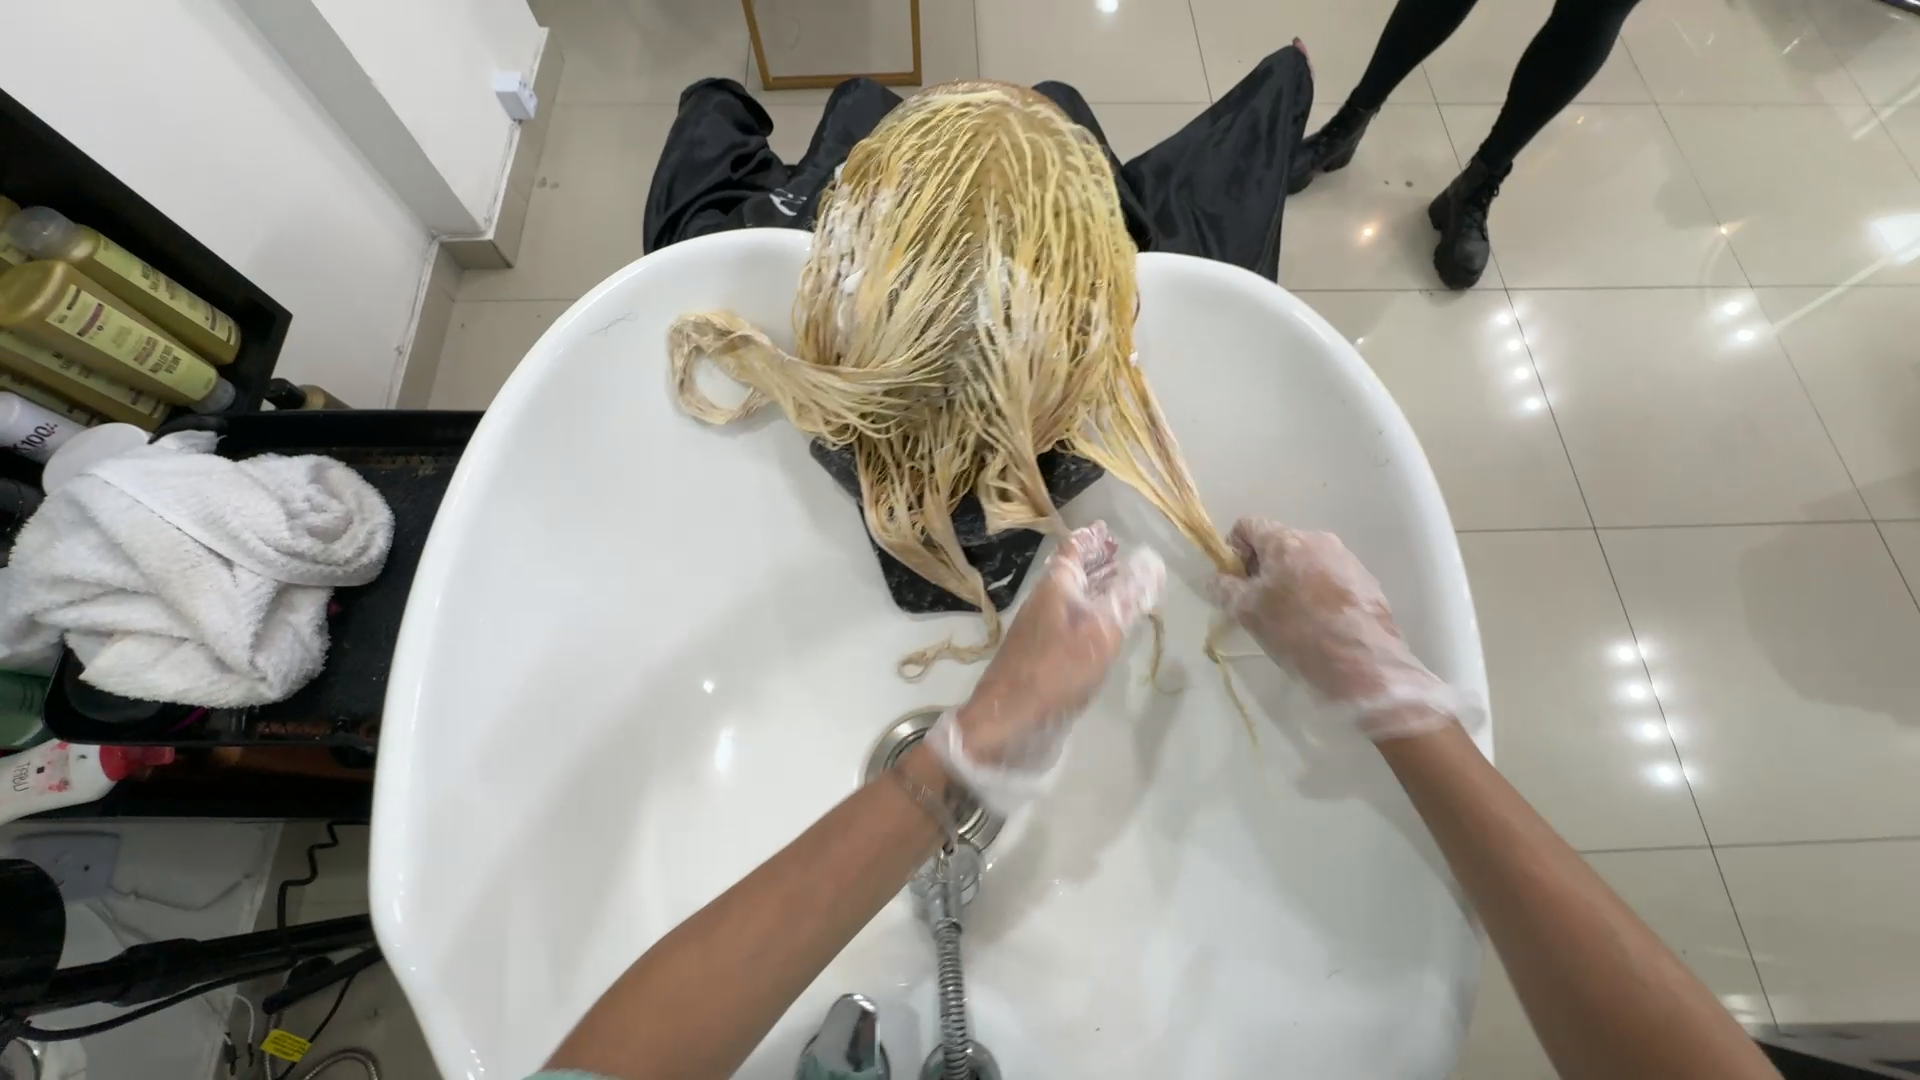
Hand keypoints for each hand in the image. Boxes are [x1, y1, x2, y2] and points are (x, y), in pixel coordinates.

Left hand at [929, 521, 1164, 812]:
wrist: (1008, 722)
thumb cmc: (1056, 671)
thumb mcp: (1101, 630)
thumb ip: (1127, 595)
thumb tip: (1151, 558)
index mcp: (1055, 589)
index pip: (1073, 551)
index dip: (1091, 539)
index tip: (1108, 530)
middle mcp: (1046, 605)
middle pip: (1072, 574)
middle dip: (1095, 562)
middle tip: (1119, 553)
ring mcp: (1042, 634)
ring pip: (1072, 601)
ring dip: (1094, 590)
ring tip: (1120, 586)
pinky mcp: (1044, 661)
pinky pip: (1072, 627)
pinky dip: (1090, 618)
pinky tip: (1104, 632)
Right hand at [1209, 518, 1457, 740]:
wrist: (1363, 666)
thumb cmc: (1296, 632)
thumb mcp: (1247, 613)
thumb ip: (1224, 589)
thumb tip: (1216, 579)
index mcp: (1286, 541)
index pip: (1248, 525)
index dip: (1233, 550)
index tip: (1235, 581)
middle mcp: (1319, 540)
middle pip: (1277, 543)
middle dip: (1262, 569)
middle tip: (1258, 605)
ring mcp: (1347, 560)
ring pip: (1304, 562)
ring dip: (1289, 582)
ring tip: (1290, 618)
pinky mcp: (1366, 583)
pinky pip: (1329, 578)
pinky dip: (1316, 593)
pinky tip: (1317, 624)